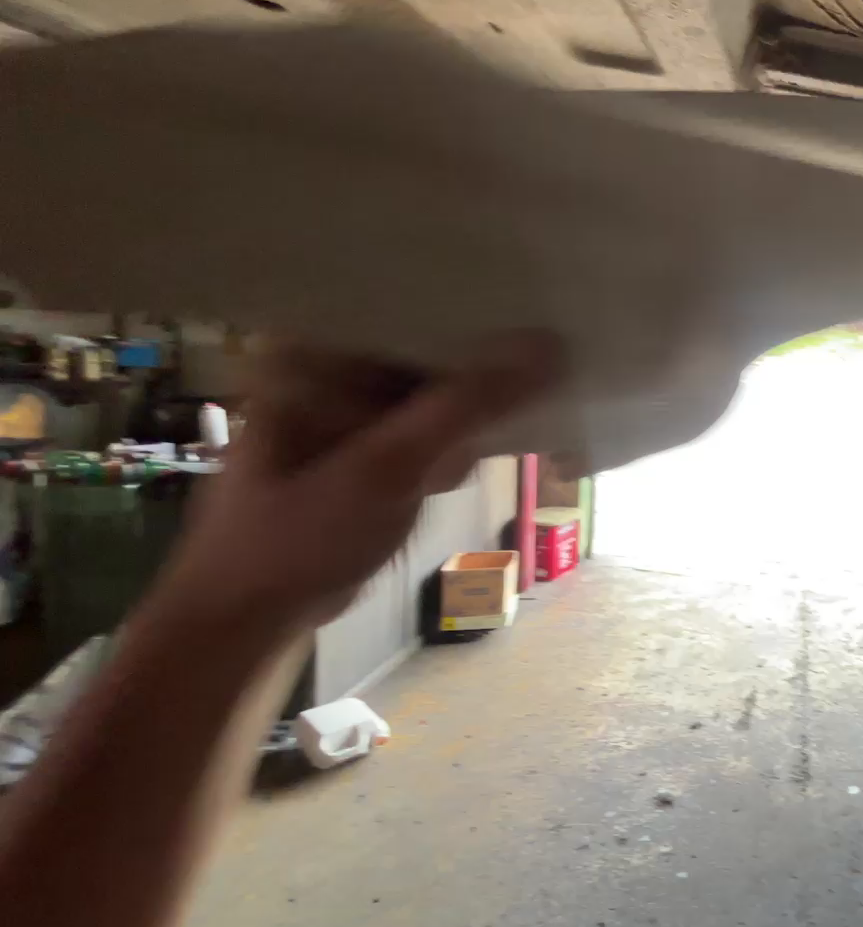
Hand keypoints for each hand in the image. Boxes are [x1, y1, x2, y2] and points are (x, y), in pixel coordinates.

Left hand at [148, 332, 560, 635]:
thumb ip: (469, 404)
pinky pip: (436, 423)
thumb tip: (550, 345)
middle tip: (540, 374)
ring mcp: (353, 410)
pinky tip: (467, 465)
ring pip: (442, 388)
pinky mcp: (374, 446)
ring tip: (498, 431)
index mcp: (313, 352)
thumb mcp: (389, 466)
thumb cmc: (297, 538)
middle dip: (486, 369)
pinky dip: (463, 439)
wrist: (247, 620)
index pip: (411, 306)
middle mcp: (331, 369)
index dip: (475, 309)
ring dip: (480, 409)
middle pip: (432, 348)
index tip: (537, 313)